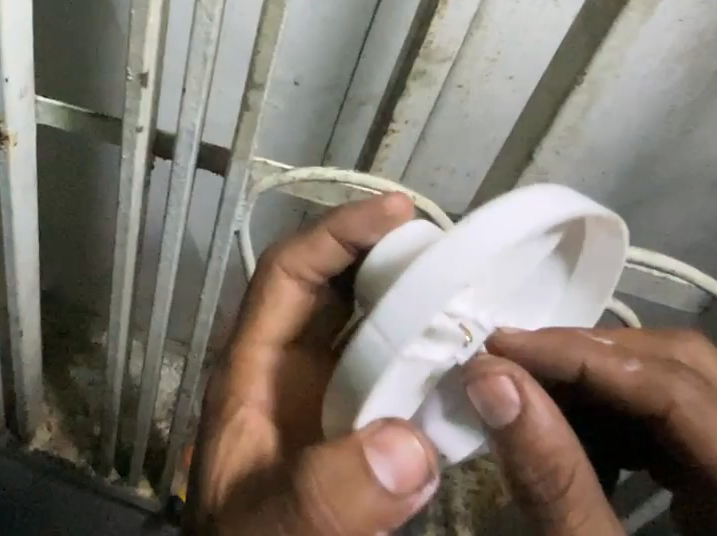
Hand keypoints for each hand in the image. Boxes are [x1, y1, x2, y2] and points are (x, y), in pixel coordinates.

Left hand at [189, 193, 441, 533]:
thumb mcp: (273, 527)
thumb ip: (326, 493)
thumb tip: (409, 443)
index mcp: (250, 371)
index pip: (286, 275)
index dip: (336, 233)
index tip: (396, 212)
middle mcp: (284, 372)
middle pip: (329, 290)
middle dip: (380, 257)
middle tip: (447, 247)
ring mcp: (319, 403)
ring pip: (361, 329)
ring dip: (406, 304)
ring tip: (466, 290)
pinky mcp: (351, 437)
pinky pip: (389, 380)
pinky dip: (423, 361)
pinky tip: (466, 363)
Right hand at [459, 327, 716, 534]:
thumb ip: (559, 488)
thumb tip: (492, 380)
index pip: (681, 392)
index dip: (581, 359)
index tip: (496, 350)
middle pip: (693, 372)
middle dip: (588, 359)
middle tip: (506, 364)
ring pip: (690, 390)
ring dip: (598, 385)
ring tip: (527, 398)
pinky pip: (691, 430)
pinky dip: (620, 421)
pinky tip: (573, 440)